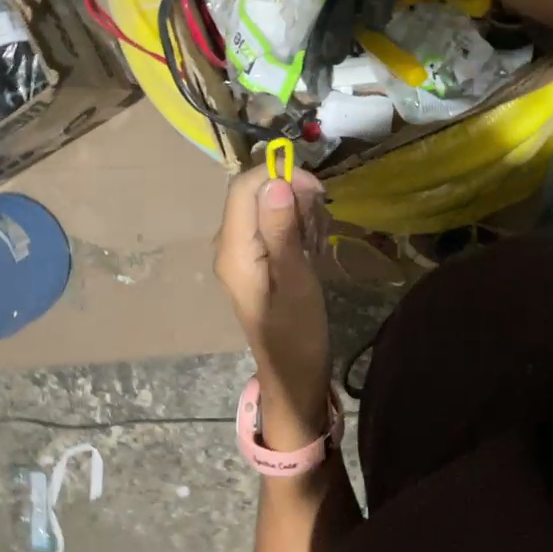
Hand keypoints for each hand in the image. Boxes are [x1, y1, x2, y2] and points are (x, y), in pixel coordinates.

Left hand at [214, 164, 331, 444]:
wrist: (293, 376)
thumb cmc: (297, 333)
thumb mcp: (296, 280)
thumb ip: (282, 230)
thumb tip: (275, 181)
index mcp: (233, 248)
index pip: (245, 186)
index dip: (279, 176)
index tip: (316, 189)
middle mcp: (230, 244)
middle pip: (256, 193)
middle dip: (292, 194)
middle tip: (322, 219)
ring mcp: (241, 251)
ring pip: (267, 205)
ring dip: (297, 210)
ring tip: (319, 239)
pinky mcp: (255, 259)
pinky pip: (272, 225)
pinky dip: (296, 225)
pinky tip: (313, 247)